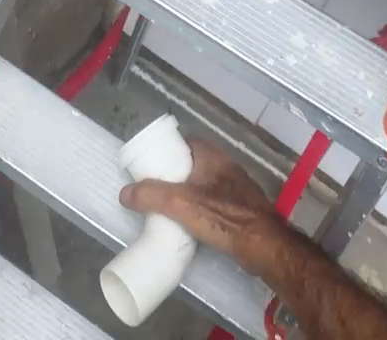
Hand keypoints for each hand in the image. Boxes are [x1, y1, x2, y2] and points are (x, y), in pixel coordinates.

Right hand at [119, 139, 288, 273]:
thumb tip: (124, 192)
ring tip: (168, 207)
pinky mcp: (241, 205)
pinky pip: (215, 199)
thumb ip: (152, 196)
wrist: (262, 243)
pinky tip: (191, 222)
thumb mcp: (180, 204)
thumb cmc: (223, 216)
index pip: (186, 142)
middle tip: (155, 189)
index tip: (151, 165)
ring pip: (205, 182)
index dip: (168, 151)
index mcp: (211, 155)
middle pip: (194, 163)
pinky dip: (201, 206)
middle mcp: (225, 164)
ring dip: (188, 191)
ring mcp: (235, 185)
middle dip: (175, 174)